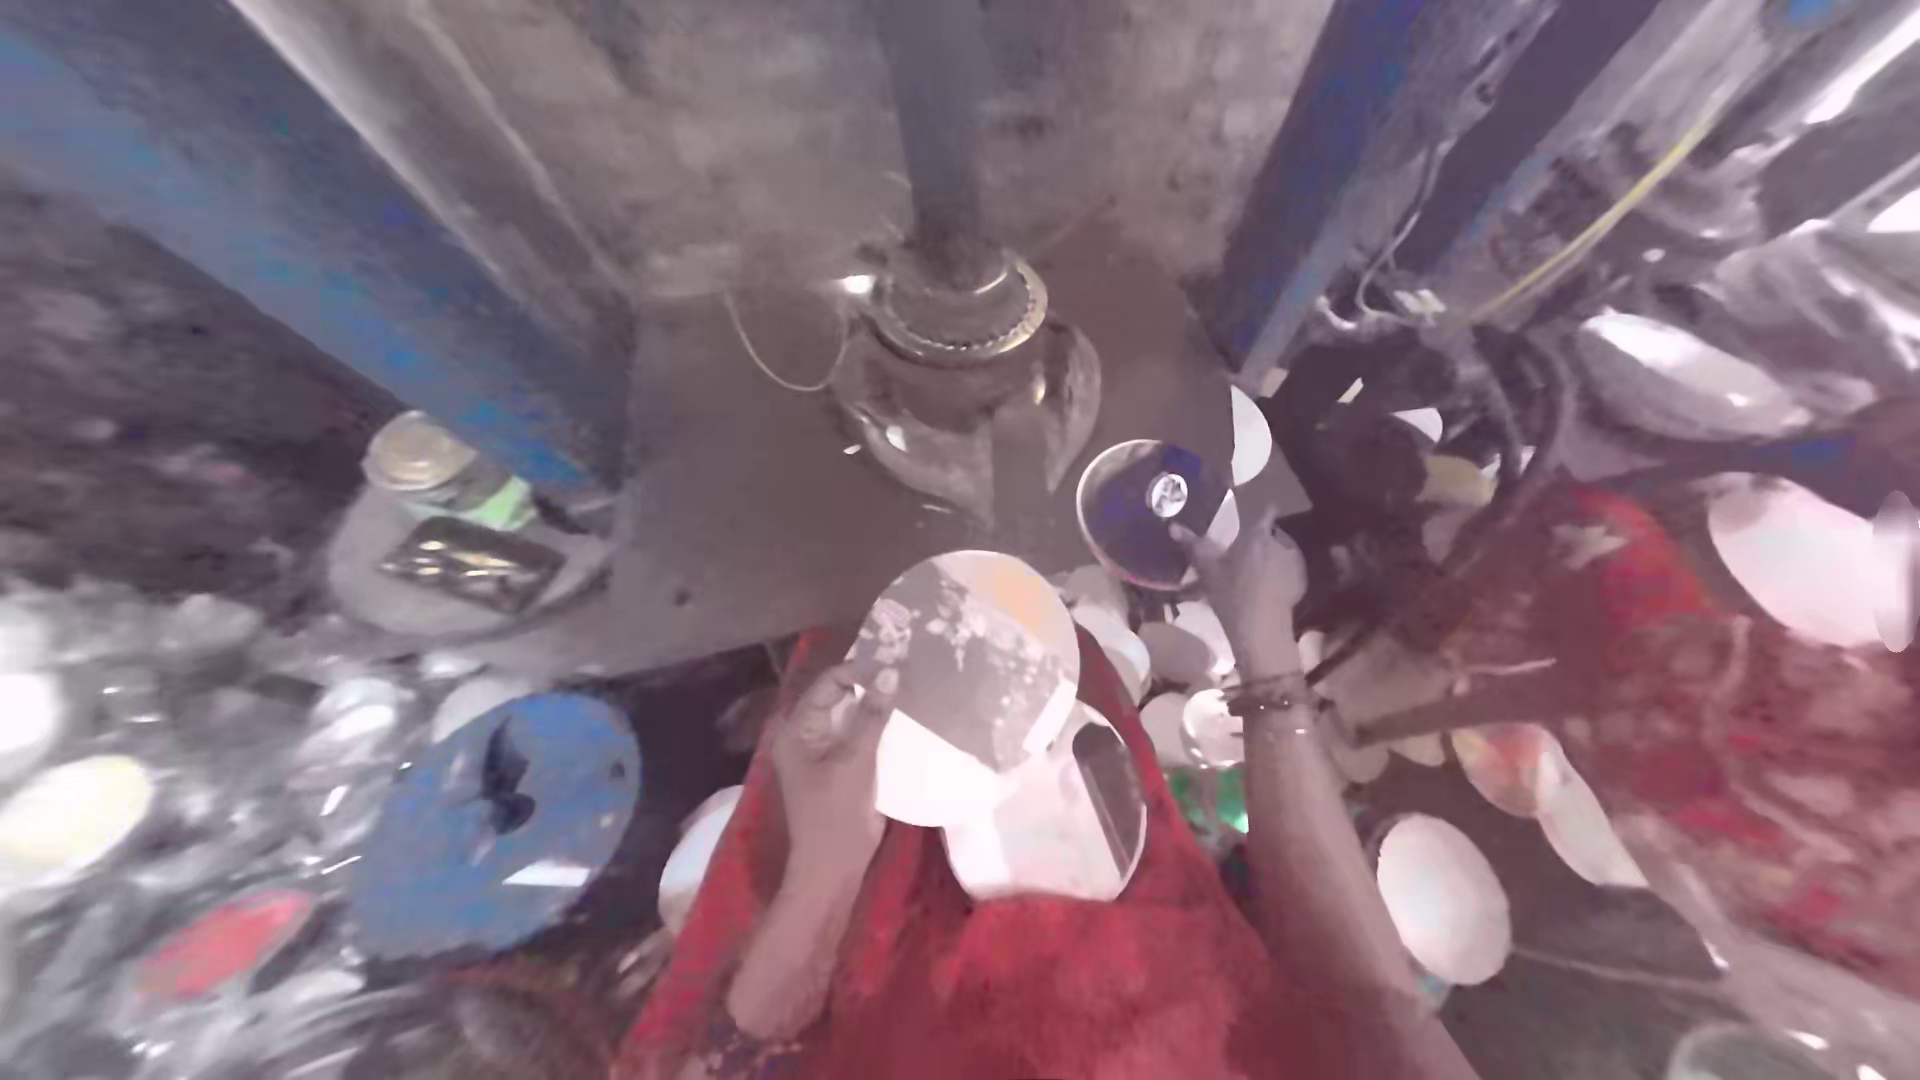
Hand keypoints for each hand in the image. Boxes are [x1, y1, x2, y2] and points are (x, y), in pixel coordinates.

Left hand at [768, 662, 898, 890]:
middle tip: (904, 670)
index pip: (828, 684)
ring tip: (907, 687)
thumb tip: (891, 672)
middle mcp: (806, 733)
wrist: (833, 869)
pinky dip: (877, 723)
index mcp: (798, 729)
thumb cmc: (836, 814)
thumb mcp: (855, 761)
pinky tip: (903, 716)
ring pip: (850, 713)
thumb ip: (872, 715)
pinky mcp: (840, 764)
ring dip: (875, 703)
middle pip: (838, 695)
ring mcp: (823, 750)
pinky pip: (858, 732)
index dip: (859, 671)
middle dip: (869, 683)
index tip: (894, 665)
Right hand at [1173, 505, 1308, 677]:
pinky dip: (1278, 572)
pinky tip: (1265, 586)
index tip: (1251, 511)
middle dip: (1260, 538)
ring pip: (1281, 550)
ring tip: (1253, 570)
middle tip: (1242, 550)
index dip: (1261, 508)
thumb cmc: (1231, 593)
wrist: (1260, 628)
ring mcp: (1294, 562)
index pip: (1266, 510)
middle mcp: (1280, 543)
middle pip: (1272, 532)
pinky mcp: (1301, 581)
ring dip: (1270, 555)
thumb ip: (1193, 544)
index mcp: (1257, 535)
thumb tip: (1173, 525)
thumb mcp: (1207, 569)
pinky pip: (1288, 568)